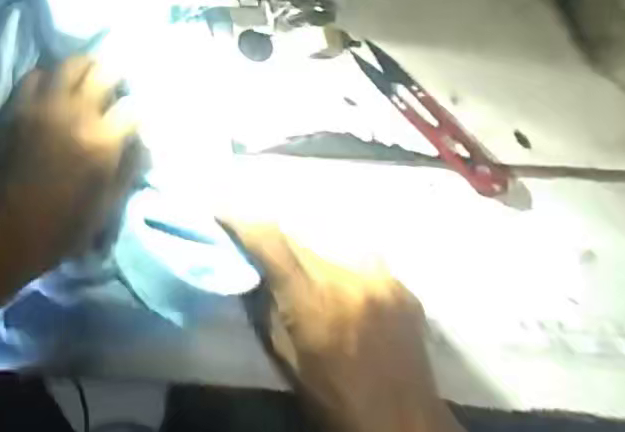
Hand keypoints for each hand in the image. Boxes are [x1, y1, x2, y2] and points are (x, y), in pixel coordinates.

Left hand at [0, 56, 140, 284]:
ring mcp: (43, 104)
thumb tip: (143, 145)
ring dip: (85, 67)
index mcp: (102, 141)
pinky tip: (53, 89)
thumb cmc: (57, 230)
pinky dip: (49, 77)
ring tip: (88, 77)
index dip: (138, 112)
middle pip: (104, 71)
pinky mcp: (17, 104)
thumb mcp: (104, 210)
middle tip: (117, 86)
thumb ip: (127, 171)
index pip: (132, 107)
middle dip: (116, 76)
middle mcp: (76, 112)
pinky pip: (36, 75)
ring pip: (70, 63)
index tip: (136, 118)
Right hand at [223, 219, 459, 431]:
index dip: (240, 222)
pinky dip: (342, 270)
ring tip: (305, 276)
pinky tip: (341, 291)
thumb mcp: (282, 354)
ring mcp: (380, 280)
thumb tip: (243, 262)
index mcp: (313, 301)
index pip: (269, 240)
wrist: (404, 430)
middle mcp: (347, 280)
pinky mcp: (402, 287)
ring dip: (309, 257)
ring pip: (326, 247)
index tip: (220, 213)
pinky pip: (357, 262)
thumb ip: (262, 301)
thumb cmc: (333, 399)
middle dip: (275, 244)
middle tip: (261, 251)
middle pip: (297, 240)